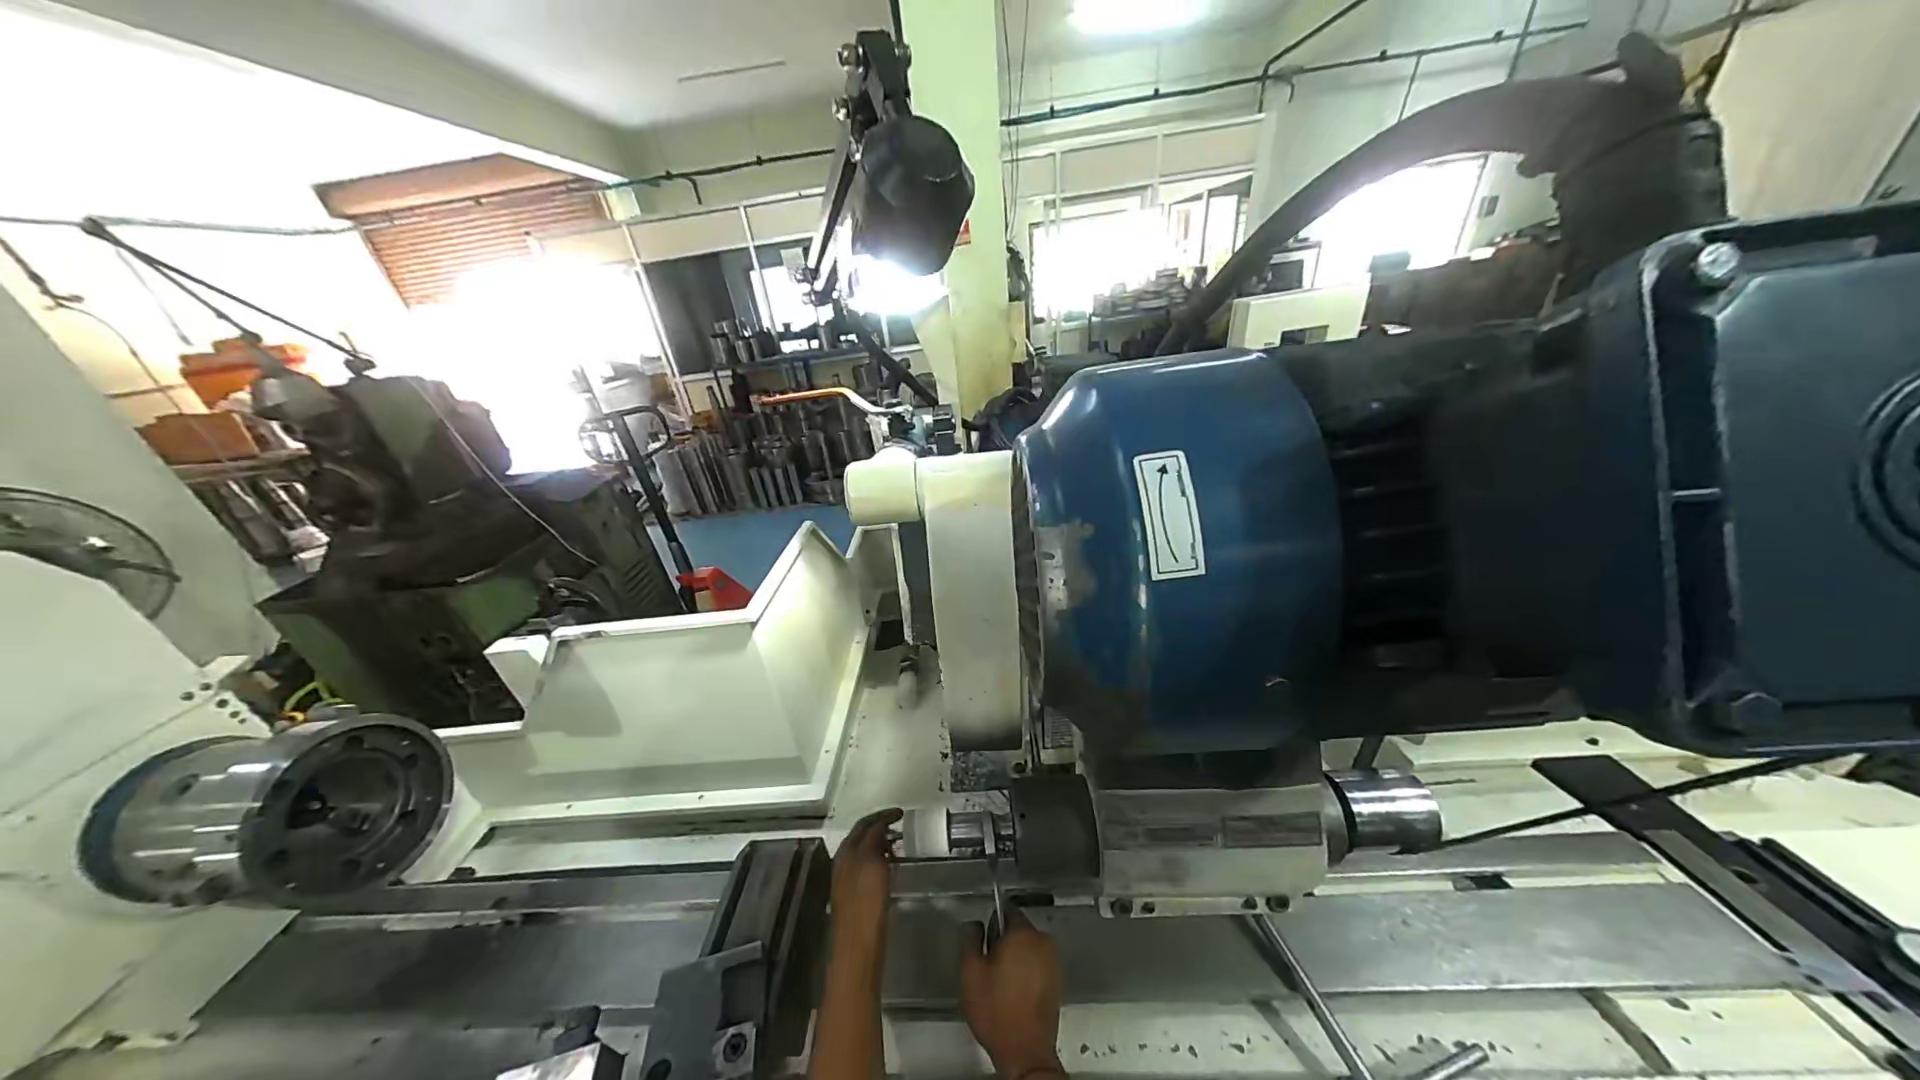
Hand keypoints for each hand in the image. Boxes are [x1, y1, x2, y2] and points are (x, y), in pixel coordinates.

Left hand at [829, 807, 902, 962]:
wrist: (856, 948)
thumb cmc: (868, 908)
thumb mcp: (875, 869)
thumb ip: (875, 844)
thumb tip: (880, 829)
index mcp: (847, 852)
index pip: (865, 824)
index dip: (883, 815)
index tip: (900, 813)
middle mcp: (842, 860)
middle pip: (860, 834)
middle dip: (878, 824)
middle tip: (898, 822)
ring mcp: (844, 877)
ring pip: (860, 848)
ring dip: (877, 840)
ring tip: (896, 841)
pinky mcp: (849, 892)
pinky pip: (862, 863)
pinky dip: (875, 855)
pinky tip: (887, 863)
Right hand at [960, 909, 1064, 1079]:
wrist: (1025, 1053)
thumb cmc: (995, 1010)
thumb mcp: (971, 971)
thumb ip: (970, 938)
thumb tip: (975, 924)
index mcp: (1023, 933)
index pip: (1006, 910)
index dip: (991, 923)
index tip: (983, 941)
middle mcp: (1043, 941)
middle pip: (1018, 929)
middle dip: (1003, 941)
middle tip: (988, 966)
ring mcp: (1053, 961)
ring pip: (1027, 948)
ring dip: (1014, 956)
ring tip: (999, 982)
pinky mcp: (1056, 980)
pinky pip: (1036, 964)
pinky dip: (1025, 971)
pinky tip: (1013, 992)